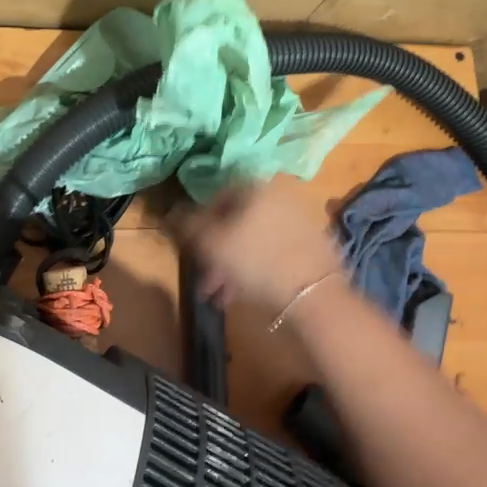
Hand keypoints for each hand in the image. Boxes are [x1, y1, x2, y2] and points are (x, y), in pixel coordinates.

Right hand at [172, 177, 345, 309]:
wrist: (313, 295)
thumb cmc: (255, 261)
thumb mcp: (211, 244)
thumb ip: (188, 225)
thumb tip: (173, 210)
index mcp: (257, 189)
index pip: (219, 197)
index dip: (199, 223)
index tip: (192, 249)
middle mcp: (280, 198)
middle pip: (238, 223)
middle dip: (216, 254)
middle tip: (205, 281)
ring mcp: (300, 222)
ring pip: (255, 242)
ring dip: (233, 267)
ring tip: (219, 297)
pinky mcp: (313, 247)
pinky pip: (275, 254)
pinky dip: (257, 270)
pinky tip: (243, 296)